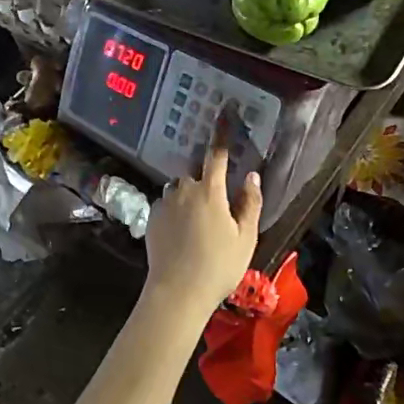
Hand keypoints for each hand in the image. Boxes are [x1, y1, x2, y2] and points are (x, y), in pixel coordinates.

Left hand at [143, 138, 261, 312]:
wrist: (178, 292)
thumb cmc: (219, 266)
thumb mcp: (245, 237)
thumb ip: (250, 203)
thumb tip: (251, 177)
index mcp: (209, 191)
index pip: (217, 155)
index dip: (222, 133)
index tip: (223, 112)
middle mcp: (183, 191)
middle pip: (195, 174)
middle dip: (204, 180)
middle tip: (215, 205)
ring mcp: (164, 204)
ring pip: (178, 190)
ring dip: (188, 196)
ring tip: (197, 223)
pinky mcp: (152, 219)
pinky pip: (166, 205)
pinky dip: (175, 211)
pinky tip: (182, 233)